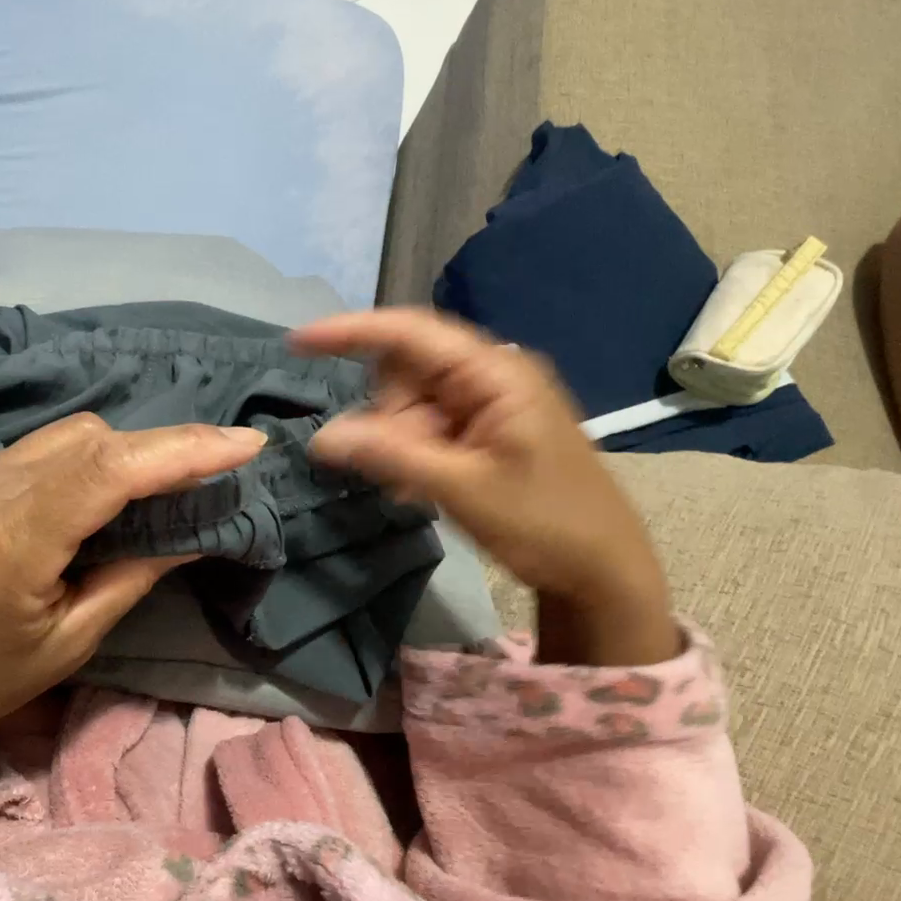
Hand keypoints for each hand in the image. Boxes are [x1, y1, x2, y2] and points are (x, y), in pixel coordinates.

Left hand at [0, 414, 268, 747]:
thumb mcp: (68, 642)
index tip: (245, 445)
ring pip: (70, 433)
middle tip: (218, 467)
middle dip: (165, 446)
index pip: (107, 471)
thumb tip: (192, 530)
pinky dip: (91, 456)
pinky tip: (111, 488)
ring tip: (168, 482)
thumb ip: (132, 576)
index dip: (182, 449)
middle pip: (94, 438)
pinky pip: (44, 446)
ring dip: (128, 449)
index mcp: (11, 546)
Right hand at [293, 308, 677, 665]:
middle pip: (405, 373)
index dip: (351, 332)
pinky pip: (427, 429)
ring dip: (397, 443)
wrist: (602, 569)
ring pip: (409, 405)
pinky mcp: (483, 432)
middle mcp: (490, 376)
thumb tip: (322, 438)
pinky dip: (412, 455)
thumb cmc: (546, 524)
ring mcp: (488, 405)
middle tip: (400, 469)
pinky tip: (425, 490)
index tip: (298, 343)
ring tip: (419, 488)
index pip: (412, 333)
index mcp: (496, 373)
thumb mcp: (463, 489)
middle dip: (386, 417)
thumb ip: (391, 456)